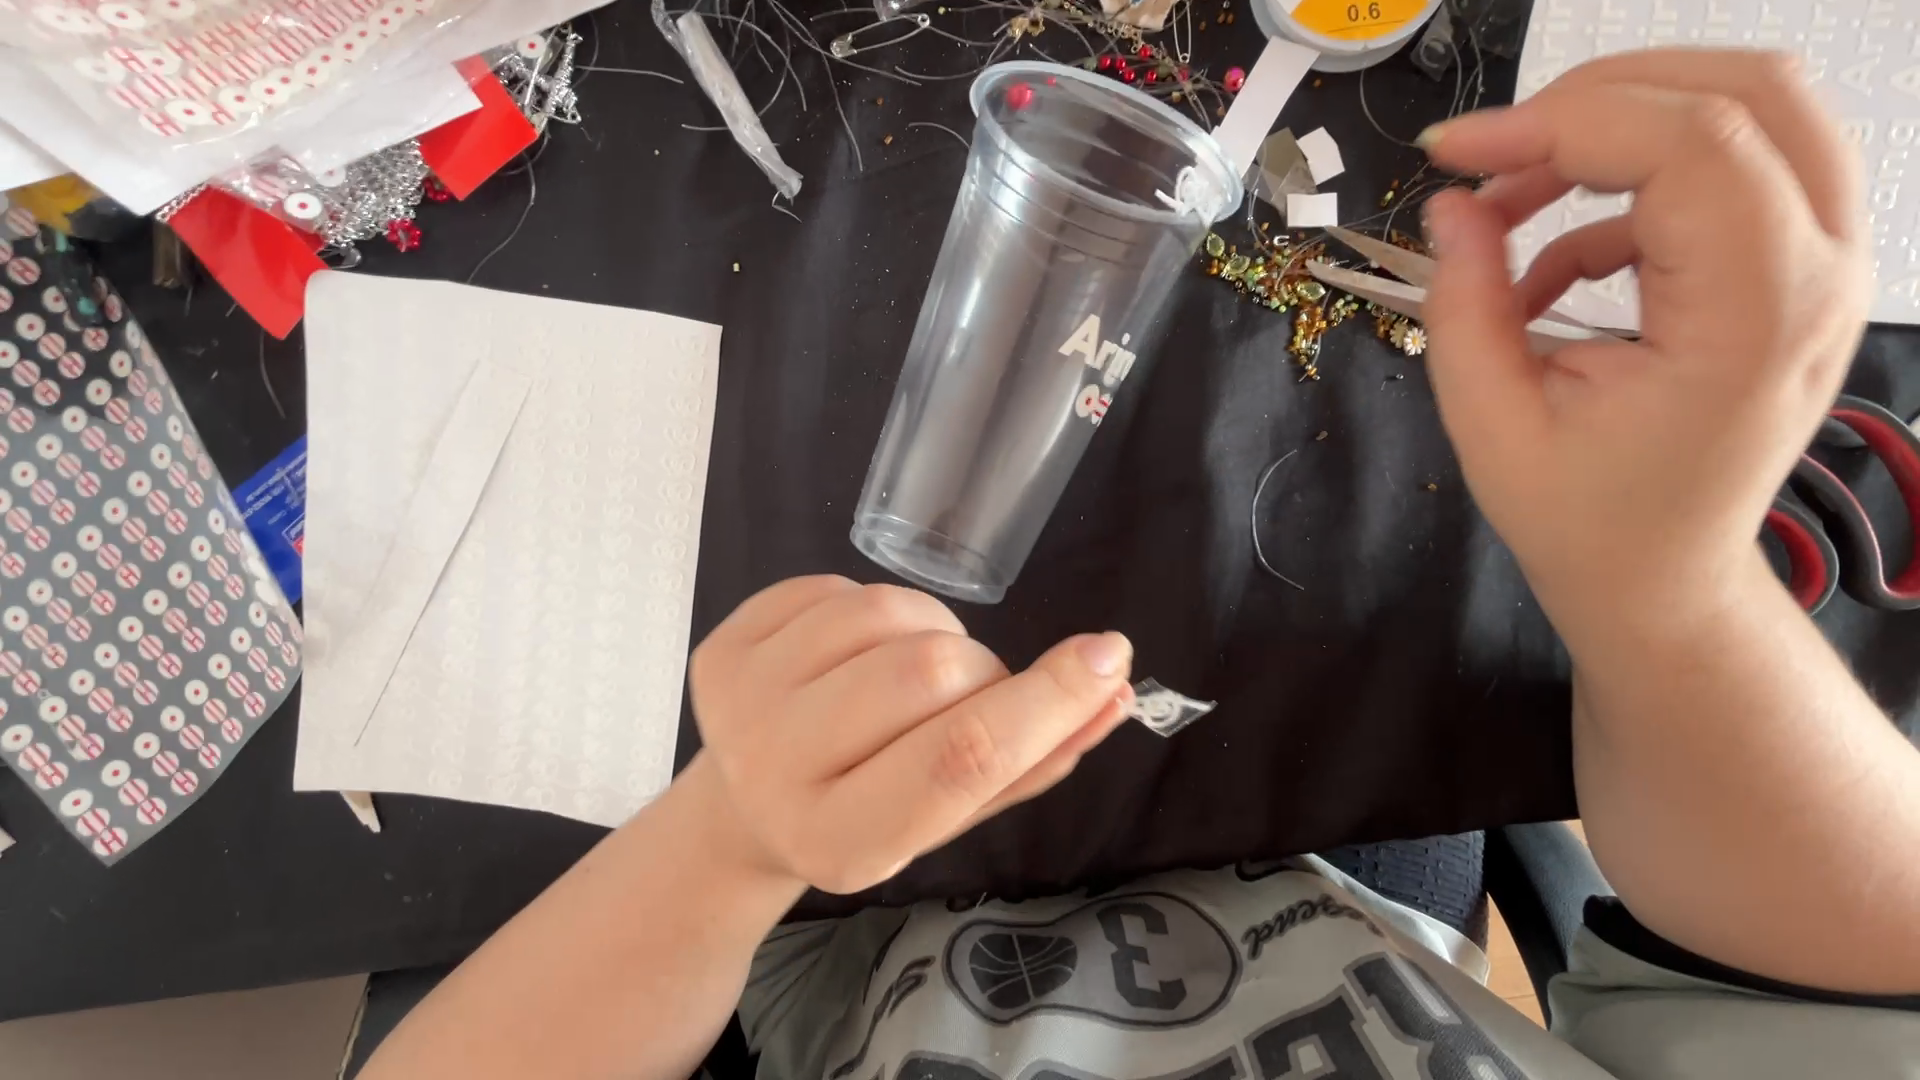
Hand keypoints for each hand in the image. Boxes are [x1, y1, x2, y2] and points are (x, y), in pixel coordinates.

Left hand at [687, 576, 1134, 894]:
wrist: (746, 810)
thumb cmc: (865, 817)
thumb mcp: (949, 817)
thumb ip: (1031, 763)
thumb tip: (1113, 695)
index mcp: (842, 840)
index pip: (959, 758)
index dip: (1043, 702)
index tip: (1109, 655)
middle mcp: (776, 767)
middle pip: (926, 672)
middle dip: (981, 669)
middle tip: (975, 691)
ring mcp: (741, 697)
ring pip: (883, 612)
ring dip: (932, 629)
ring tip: (921, 669)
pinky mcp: (724, 644)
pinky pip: (834, 585)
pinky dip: (877, 608)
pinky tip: (864, 649)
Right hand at [1417, 49, 1870, 645]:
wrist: (1655, 571)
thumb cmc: (1572, 514)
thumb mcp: (1488, 421)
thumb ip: (1462, 306)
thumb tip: (1450, 207)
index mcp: (1750, 316)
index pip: (1686, 145)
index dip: (1557, 121)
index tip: (1451, 153)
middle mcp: (1821, 268)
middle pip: (1743, 93)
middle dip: (1592, 101)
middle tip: (1485, 157)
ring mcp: (1822, 264)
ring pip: (1746, 116)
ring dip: (1611, 134)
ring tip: (1506, 204)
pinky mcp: (1790, 270)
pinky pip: (1718, 178)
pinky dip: (1618, 195)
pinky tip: (1548, 268)